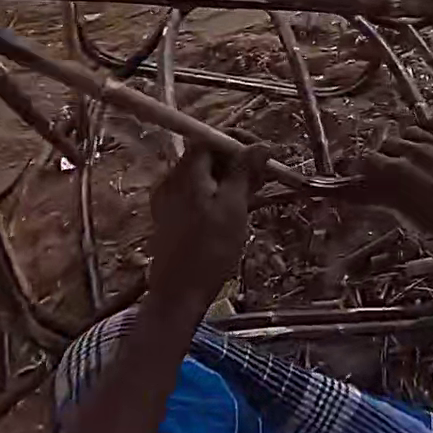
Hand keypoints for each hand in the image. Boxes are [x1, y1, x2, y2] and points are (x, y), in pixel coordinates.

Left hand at [147, 144, 265, 311]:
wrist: (179, 293)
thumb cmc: (210, 249)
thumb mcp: (234, 207)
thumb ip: (245, 171)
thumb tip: (262, 145)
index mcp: (186, 172)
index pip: (209, 138)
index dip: (237, 139)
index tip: (262, 150)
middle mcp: (172, 178)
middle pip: (206, 155)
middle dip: (236, 160)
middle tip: (264, 174)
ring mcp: (169, 197)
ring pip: (203, 175)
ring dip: (230, 177)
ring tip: (256, 192)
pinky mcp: (170, 215)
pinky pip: (196, 192)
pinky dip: (217, 192)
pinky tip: (237, 207)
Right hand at [351, 117, 432, 247]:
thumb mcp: (408, 212)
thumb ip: (382, 196)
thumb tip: (359, 193)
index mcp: (399, 170)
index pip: (370, 159)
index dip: (367, 167)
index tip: (368, 172)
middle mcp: (415, 150)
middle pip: (388, 143)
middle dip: (386, 155)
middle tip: (390, 167)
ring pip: (410, 130)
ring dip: (406, 141)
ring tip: (411, 153)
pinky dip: (429, 128)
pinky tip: (429, 138)